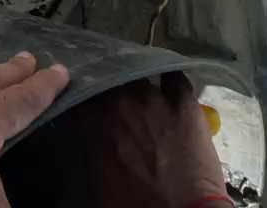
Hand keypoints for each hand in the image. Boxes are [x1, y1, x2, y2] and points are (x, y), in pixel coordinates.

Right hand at [79, 73, 227, 206]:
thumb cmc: (137, 202)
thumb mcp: (101, 174)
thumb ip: (90, 143)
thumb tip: (83, 128)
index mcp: (95, 119)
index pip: (84, 91)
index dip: (87, 89)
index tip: (88, 90)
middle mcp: (120, 101)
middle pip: (111, 77)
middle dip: (112, 80)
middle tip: (116, 87)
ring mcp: (153, 98)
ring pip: (140, 73)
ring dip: (138, 77)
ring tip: (140, 78)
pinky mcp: (183, 103)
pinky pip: (174, 76)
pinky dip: (170, 75)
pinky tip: (168, 77)